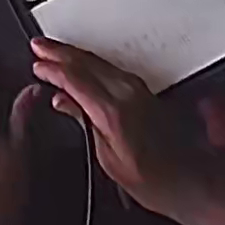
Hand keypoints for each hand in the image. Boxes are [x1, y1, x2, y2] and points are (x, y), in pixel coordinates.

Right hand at [29, 37, 221, 222]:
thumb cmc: (152, 179)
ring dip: (70, 52)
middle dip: (57, 51)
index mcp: (113, 110)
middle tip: (37, 45)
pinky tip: (76, 61)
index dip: (53, 70)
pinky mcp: (138, 85)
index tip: (37, 65)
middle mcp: (125, 91)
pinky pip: (105, 64)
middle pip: (84, 60)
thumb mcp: (108, 159)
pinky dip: (85, 60)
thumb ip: (84, 122)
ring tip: (50, 49)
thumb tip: (62, 101)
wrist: (187, 179)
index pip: (75, 78)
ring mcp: (133, 85)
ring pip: (94, 59)